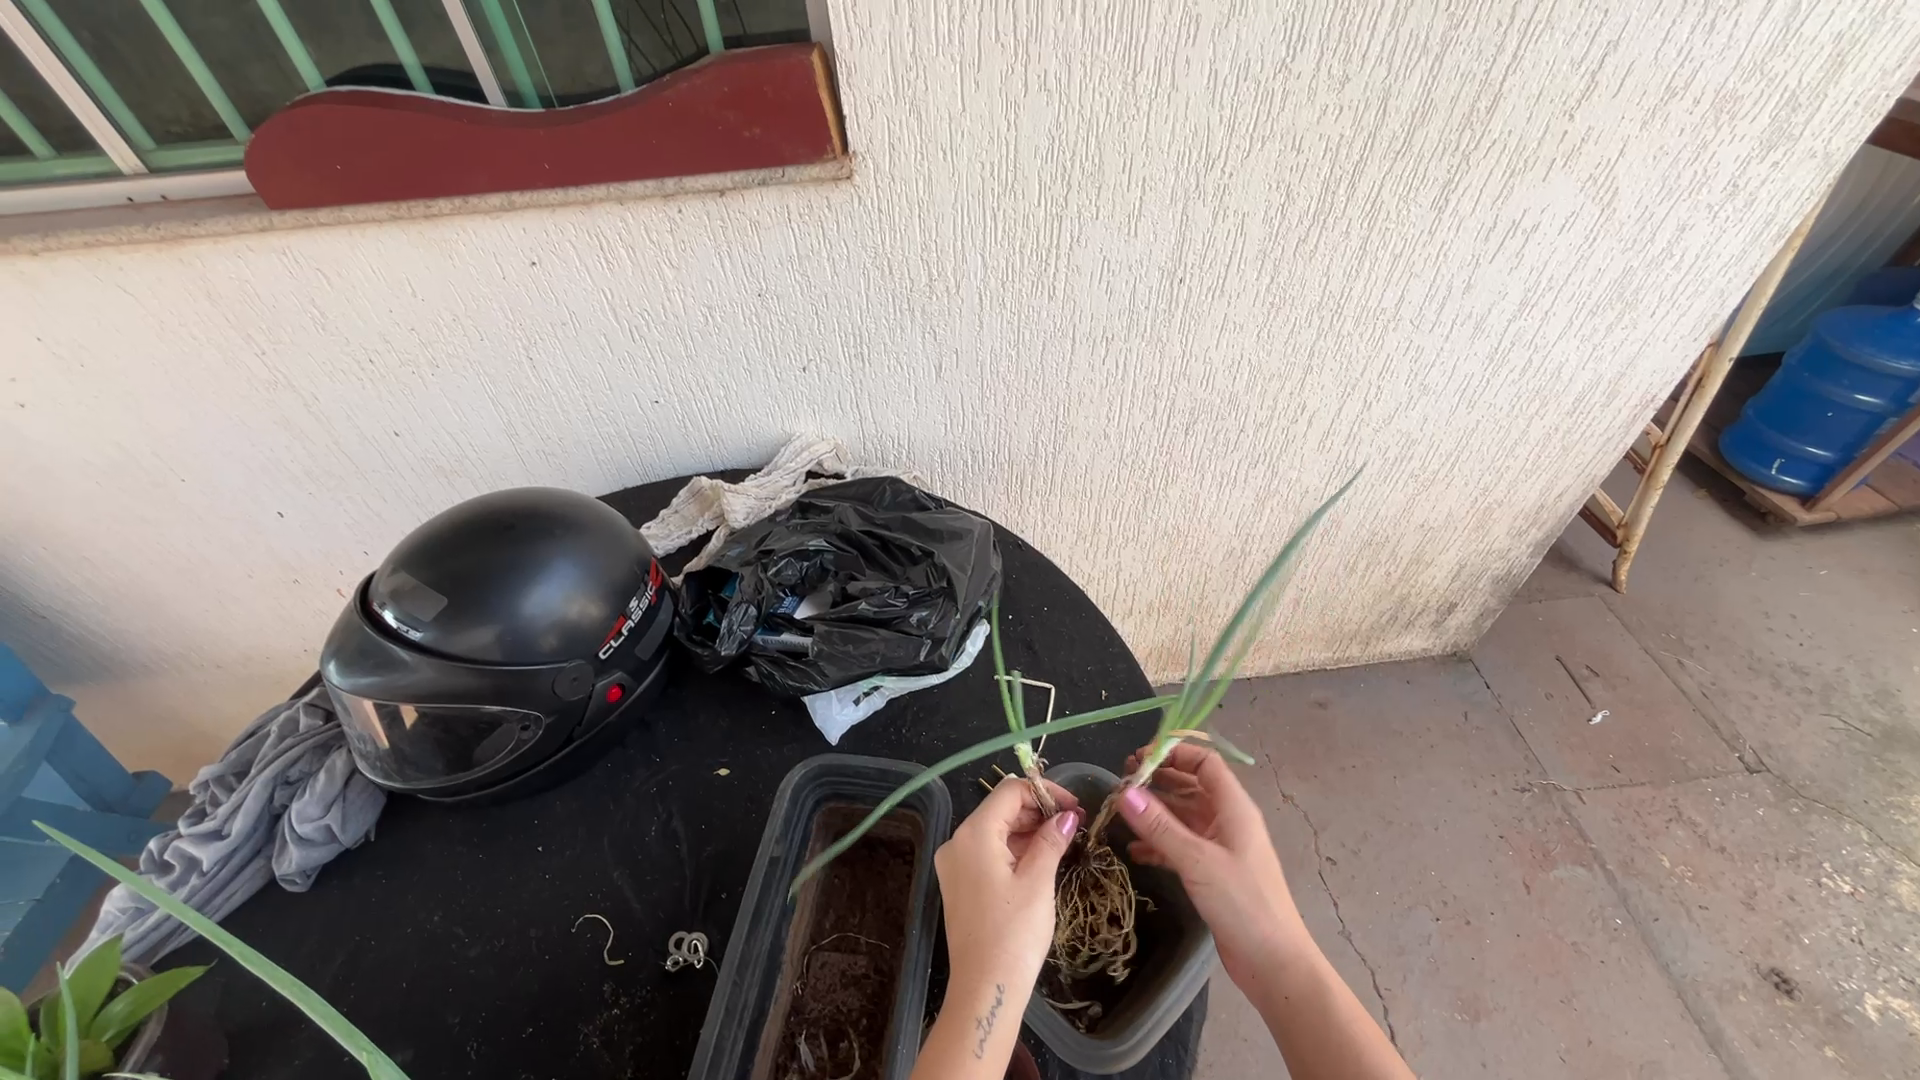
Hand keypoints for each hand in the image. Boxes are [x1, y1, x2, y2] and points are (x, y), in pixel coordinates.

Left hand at [934, 775, 1079, 989]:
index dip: (1045, 792)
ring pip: (995, 831)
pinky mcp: (960, 884)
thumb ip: (1052, 840)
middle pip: (1000, 809)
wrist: (984, 989)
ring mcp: (955, 864)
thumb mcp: (1038, 882)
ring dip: (1028, 830)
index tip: (1075, 806)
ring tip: (1063, 841)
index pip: (1009, 791)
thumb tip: (1068, 816)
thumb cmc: (1013, 934)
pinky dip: (1015, 850)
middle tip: (1074, 824)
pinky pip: (988, 853)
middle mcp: (957, 842)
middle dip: (1038, 811)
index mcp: (973, 833)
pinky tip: (1041, 859)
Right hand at [1115, 742, 1310, 987]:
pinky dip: (1158, 843)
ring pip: (1183, 816)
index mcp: (1234, 808)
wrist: (1274, 963)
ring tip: (1121, 814)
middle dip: (1158, 781)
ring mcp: (1220, 847)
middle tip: (1121, 783)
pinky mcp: (1212, 872)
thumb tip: (1123, 791)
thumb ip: (1159, 825)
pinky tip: (1134, 851)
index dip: (1173, 753)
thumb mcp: (1197, 861)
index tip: (1137, 759)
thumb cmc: (1243, 903)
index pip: (1205, 763)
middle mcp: (1227, 820)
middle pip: (1191, 786)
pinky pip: (1180, 845)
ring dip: (1155, 812)